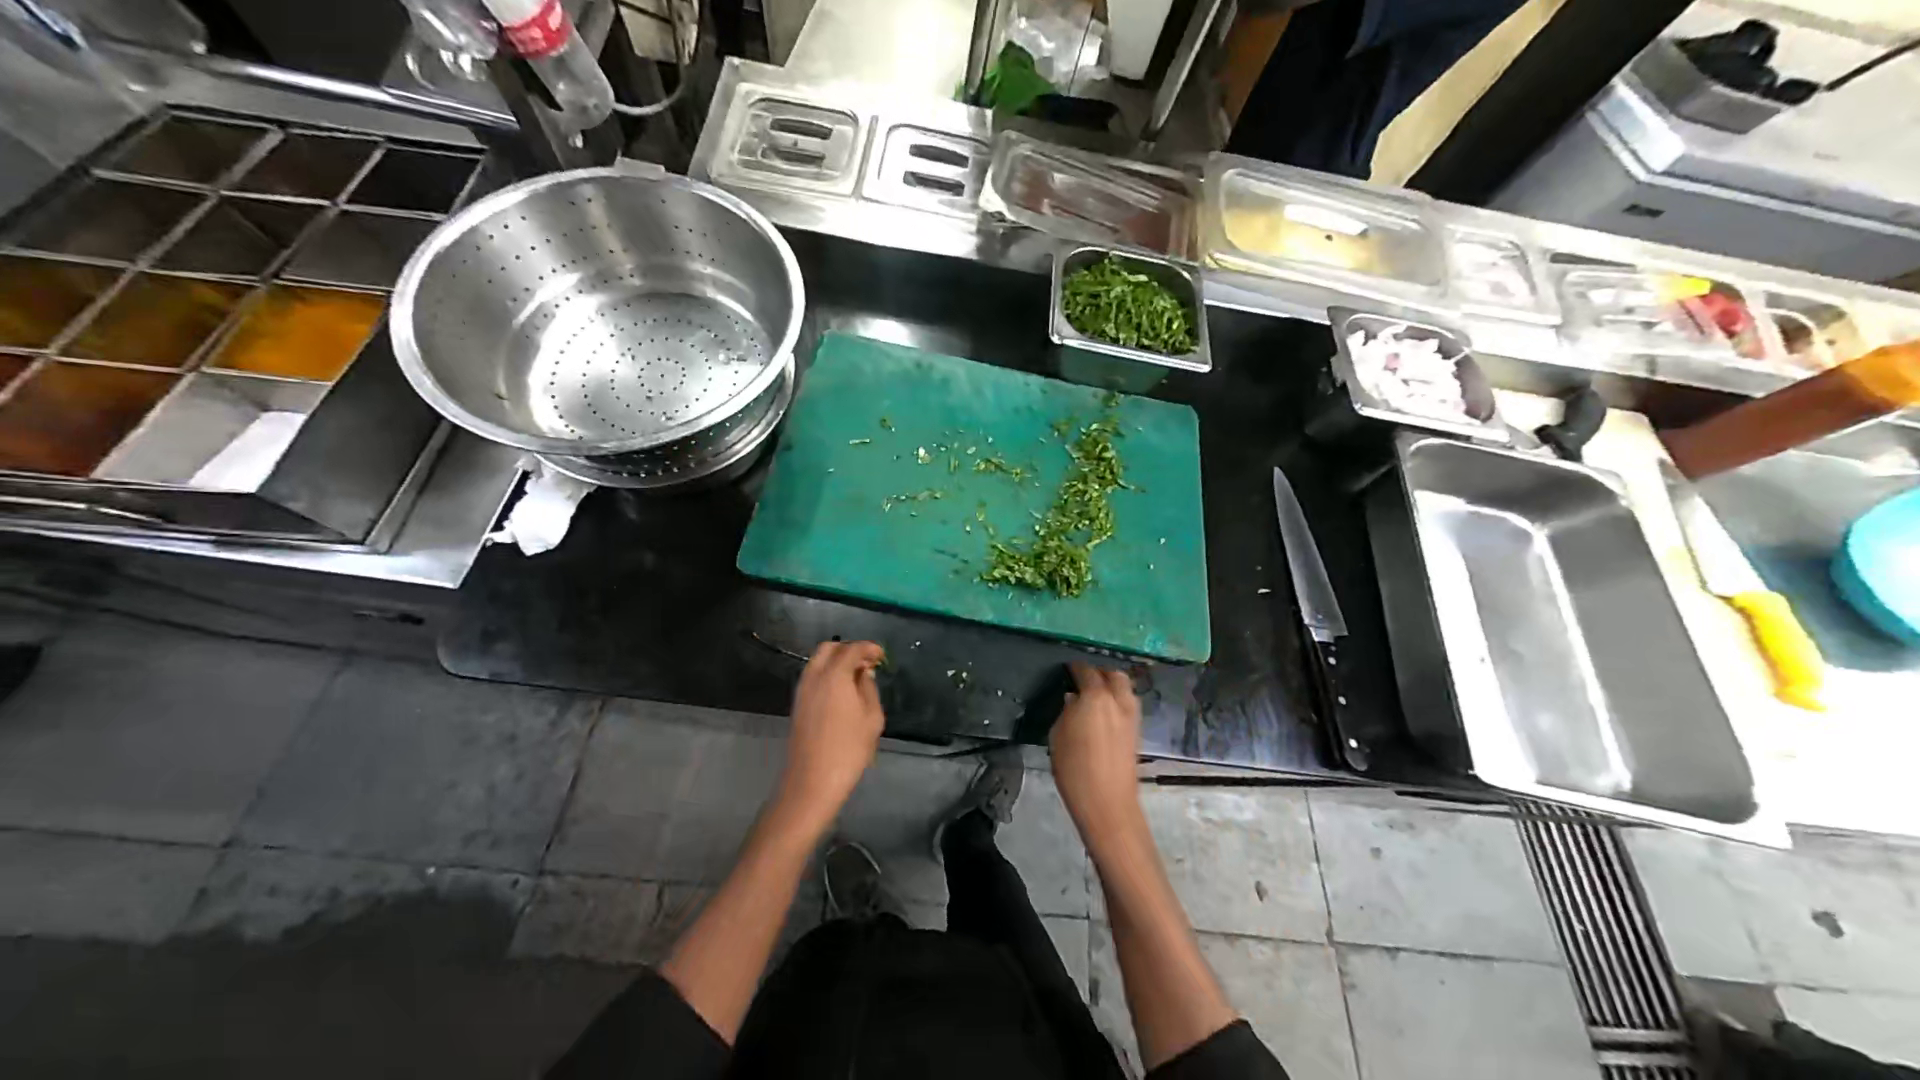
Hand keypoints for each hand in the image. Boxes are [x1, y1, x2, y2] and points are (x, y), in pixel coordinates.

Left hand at [774, 640, 885, 832]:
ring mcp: (802, 690)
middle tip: (867, 663)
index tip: (881, 655)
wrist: (812, 780)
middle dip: (849, 649)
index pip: (852, 649)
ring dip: (837, 662)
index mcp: (835, 675)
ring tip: (856, 677)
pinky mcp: (798, 704)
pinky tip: (842, 692)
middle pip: (829, 649)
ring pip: (818, 662)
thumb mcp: (871, 718)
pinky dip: (828, 674)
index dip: (869, 648)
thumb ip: (869, 689)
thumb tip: (865, 674)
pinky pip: (813, 677)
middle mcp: (814, 676)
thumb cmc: (849, 749)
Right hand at [1049, 662, 1142, 833]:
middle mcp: (1119, 700)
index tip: (1067, 668)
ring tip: (1096, 694)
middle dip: (1100, 672)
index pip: (1086, 671)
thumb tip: (1073, 699)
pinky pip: (1128, 705)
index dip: (1075, 667)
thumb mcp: (1058, 736)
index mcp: (1096, 697)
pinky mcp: (1137, 732)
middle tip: (1084, 678)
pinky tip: (1105, 711)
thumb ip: (1067, 712)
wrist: (1107, 803)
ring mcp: (1132, 716)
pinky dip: (1117, 700)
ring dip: (1112, 685)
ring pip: (1125, 689)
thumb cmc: (1074, 768)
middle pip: (1113, 674)